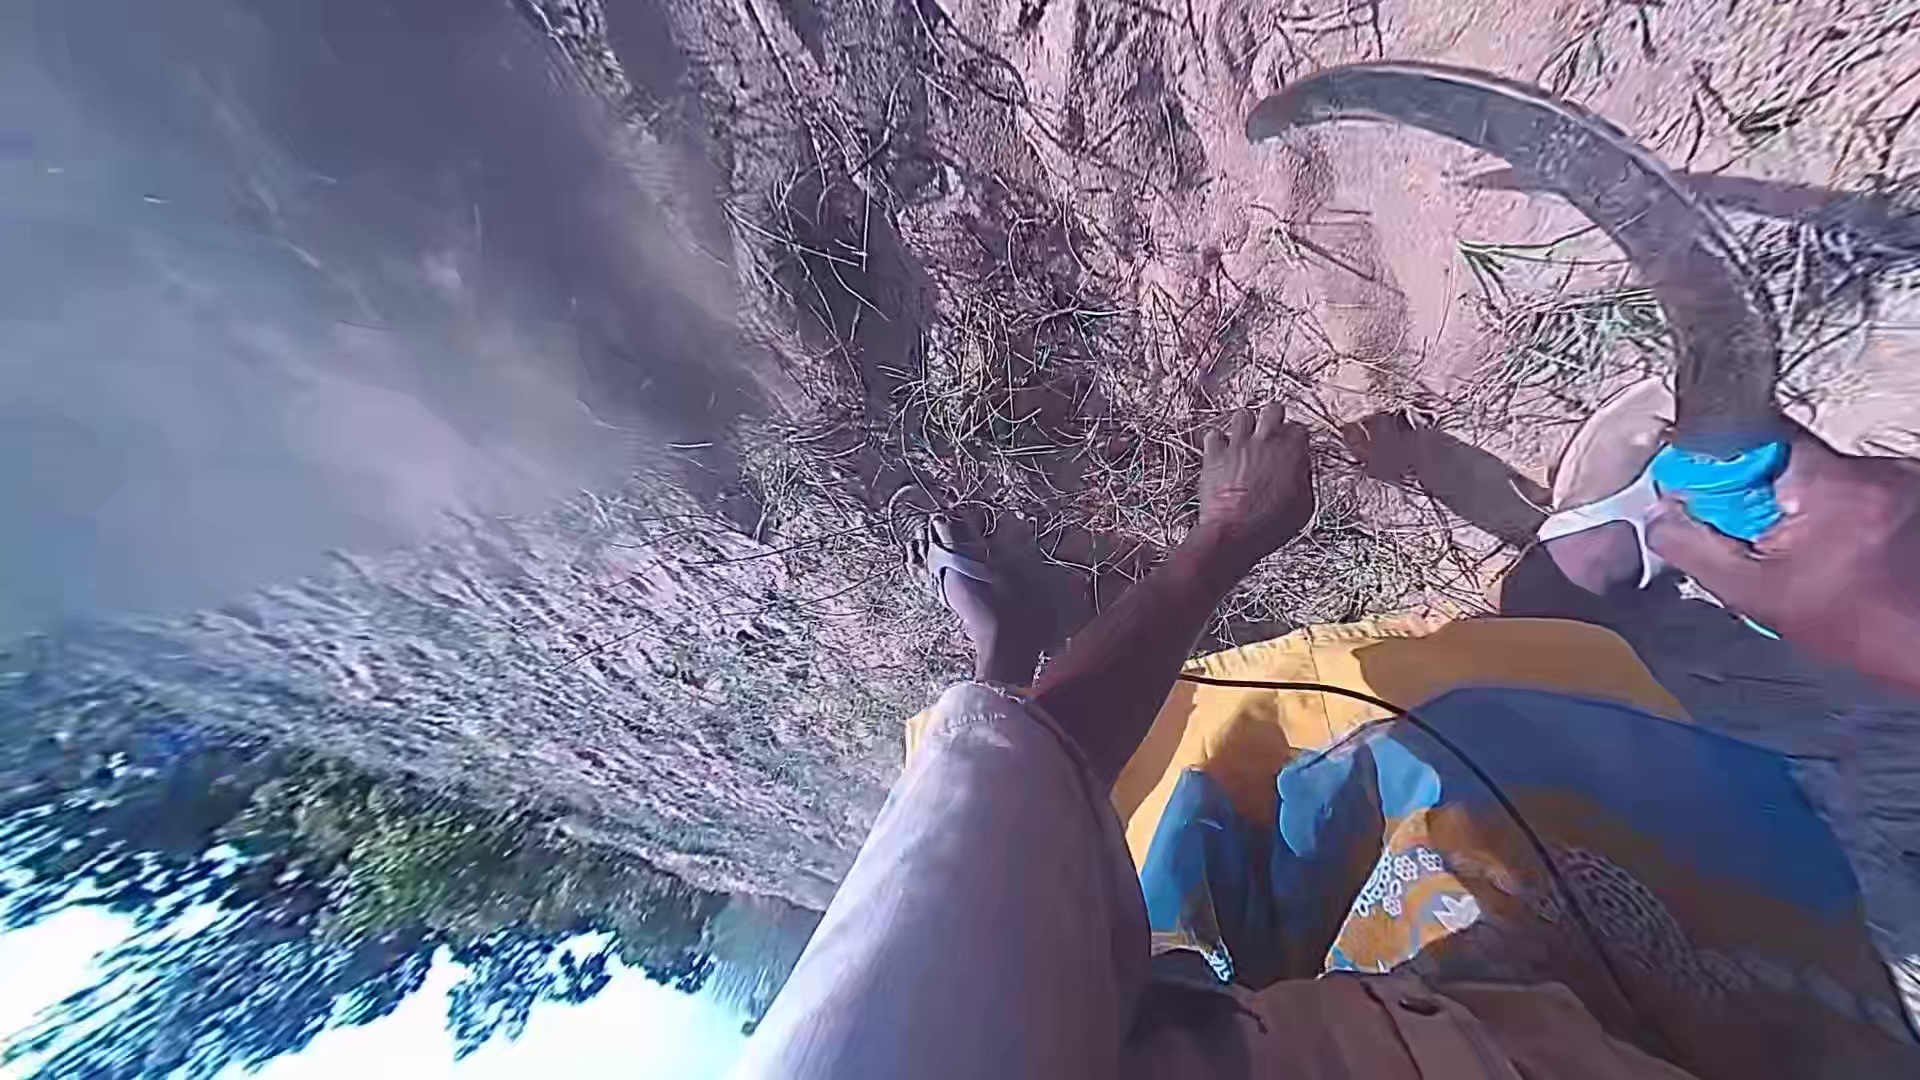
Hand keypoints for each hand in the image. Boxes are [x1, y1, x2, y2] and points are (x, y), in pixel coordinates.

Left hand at [1193, 403, 1314, 571]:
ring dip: (1245, 424)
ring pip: (1243, 415)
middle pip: (1273, 410)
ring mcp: (1237, 446)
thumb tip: (1301, 469)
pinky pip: (1213, 435)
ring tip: (1246, 438)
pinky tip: (1221, 450)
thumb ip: (1304, 478)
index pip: (1299, 428)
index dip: (1295, 438)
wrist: (1234, 533)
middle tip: (1270, 432)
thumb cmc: (1269, 525)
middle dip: (1273, 418)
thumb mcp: (1304, 504)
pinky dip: (1217, 440)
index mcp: (1292, 451)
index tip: (1293, 446)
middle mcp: (1265, 441)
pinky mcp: (1214, 456)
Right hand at [1648, 426, 1919, 679]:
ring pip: (1811, 478)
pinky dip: (1820, 517)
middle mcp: (1887, 471)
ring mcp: (1914, 482)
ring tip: (1794, 555)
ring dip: (1784, 509)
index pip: (1751, 438)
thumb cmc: (1865, 626)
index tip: (1694, 497)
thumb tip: (1659, 513)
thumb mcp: (1748, 589)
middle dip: (1746, 496)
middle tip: (1744, 540)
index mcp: (1839, 486)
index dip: (1709, 466)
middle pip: (1780, 460)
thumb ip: (1688, 543)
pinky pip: (1846, 491)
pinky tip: (1828, 555)